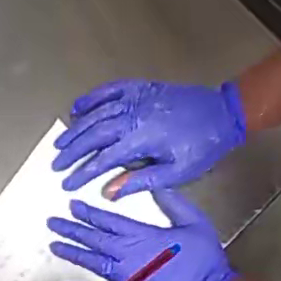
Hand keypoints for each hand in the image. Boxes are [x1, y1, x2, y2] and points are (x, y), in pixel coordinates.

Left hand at [46, 190, 236, 280]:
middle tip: (54, 223)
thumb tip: (157, 187)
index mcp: (143, 237)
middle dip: (73, 230)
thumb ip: (174, 203)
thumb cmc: (204, 262)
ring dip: (72, 253)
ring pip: (92, 262)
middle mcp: (129, 256)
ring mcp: (125, 277)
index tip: (73, 206)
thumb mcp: (194, 223)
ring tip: (56, 246)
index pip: (109, 221)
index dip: (89, 213)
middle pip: (94, 240)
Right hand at [52, 80, 247, 197]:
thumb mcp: (173, 174)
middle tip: (56, 165)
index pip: (104, 159)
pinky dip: (93, 97)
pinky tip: (78, 107)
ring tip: (60, 142)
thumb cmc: (201, 147)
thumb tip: (108, 192)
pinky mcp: (143, 88)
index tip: (68, 184)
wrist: (224, 113)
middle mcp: (136, 115)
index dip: (83, 172)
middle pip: (94, 134)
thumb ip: (138, 182)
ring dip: (76, 127)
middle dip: (73, 150)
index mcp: (143, 139)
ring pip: (98, 112)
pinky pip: (112, 89)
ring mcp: (138, 98)